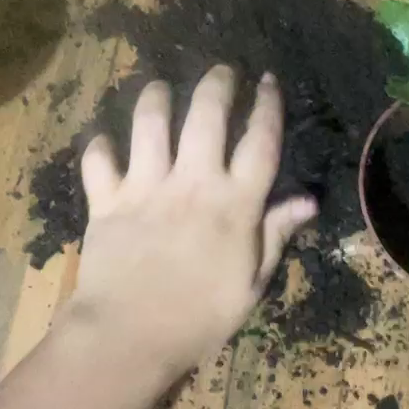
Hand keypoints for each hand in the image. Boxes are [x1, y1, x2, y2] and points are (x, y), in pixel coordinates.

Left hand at [62, 65, 318, 378]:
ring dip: (157, 97)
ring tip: (161, 87)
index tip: (268, 80)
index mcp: (234, 204)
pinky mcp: (106, 200)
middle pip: (207, 115)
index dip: (268, 106)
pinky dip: (98, 145)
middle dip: (217, 83)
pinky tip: (103, 137)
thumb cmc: (199, 318)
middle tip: (222, 70)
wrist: (129, 338)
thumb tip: (309, 200)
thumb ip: (276, 235)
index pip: (259, 142)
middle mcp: (192, 183)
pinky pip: (99, 160)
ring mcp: (146, 187)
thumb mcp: (251, 283)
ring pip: (150, 122)